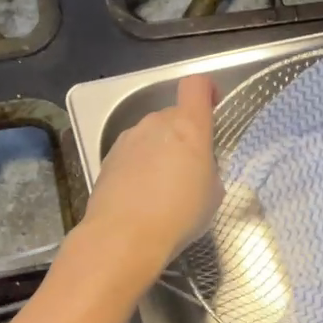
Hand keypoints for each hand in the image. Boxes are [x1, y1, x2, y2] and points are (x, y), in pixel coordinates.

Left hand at [80, 75, 220, 285]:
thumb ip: (208, 167)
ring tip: (165, 186)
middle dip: (185, 134)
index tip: (213, 106)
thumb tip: (197, 165)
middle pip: (175, 115)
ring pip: (153, 134)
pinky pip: (134, 152)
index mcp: (189, 128)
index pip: (197, 86)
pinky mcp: (109, 158)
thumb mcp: (213, 193)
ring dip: (162, 150)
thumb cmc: (180, 214)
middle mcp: (156, 124)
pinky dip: (141, 165)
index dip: (208, 91)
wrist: (124, 236)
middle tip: (192, 167)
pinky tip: (143, 195)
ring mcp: (128, 139)